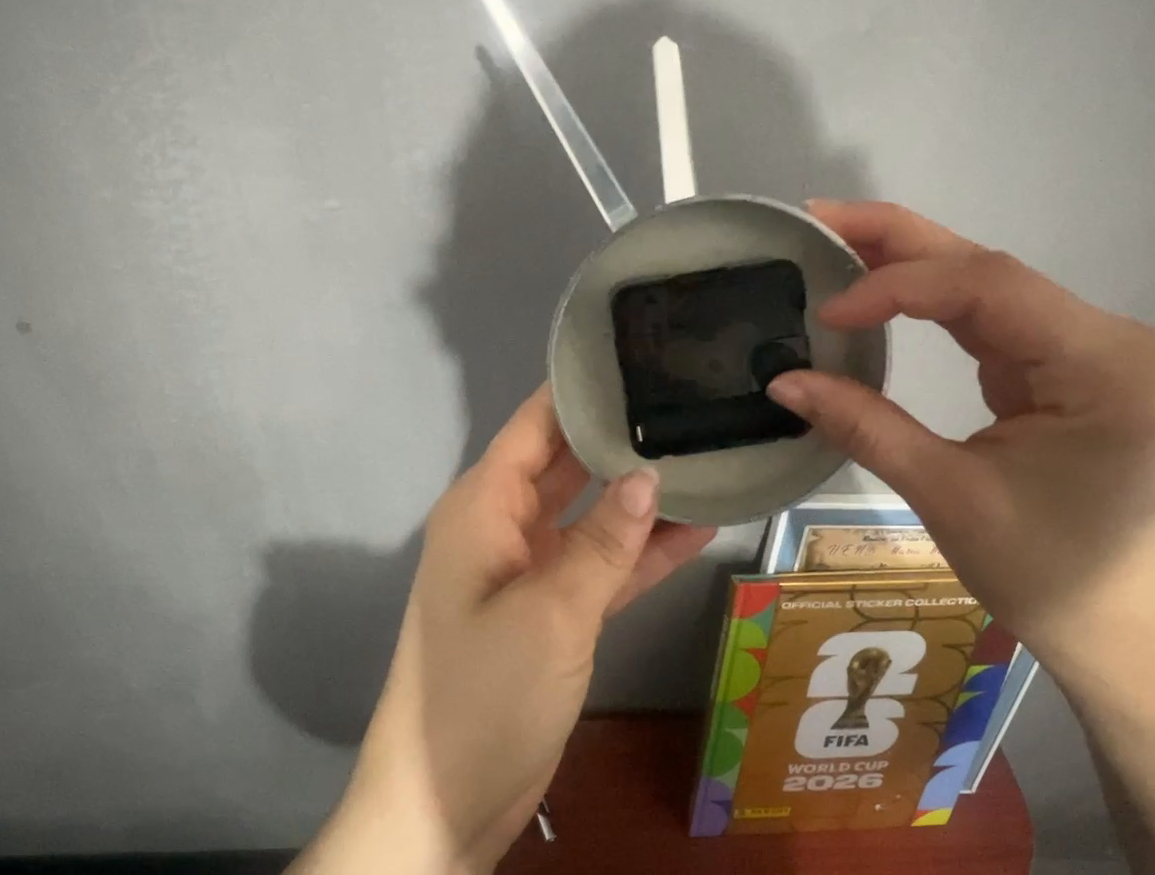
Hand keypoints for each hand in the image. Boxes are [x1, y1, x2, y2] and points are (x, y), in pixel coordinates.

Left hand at [294, 387, 714, 874]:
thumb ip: (602, 542)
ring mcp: (529, 572)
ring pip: (590, 517)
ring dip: (640, 497)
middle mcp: (503, 526)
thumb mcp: (550, 611)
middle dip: (619, 437)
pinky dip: (640, 552)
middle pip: (566, 464)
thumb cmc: (484, 690)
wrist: (446, 799)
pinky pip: (601, 567)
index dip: (579, 391)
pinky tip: (698, 528)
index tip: (637, 355)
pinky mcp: (552, 614)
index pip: (534, 425)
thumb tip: (647, 474)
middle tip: (688, 400)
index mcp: (483, 506)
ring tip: (708, 456)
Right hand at [766, 202, 1154, 677]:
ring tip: (837, 246)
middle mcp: (1114, 343)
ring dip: (914, 269)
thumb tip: (782, 381)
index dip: (895, 285)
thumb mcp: (950, 498)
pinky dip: (937, 309)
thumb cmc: (1054, 578)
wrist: (1136, 643)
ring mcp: (1100, 357)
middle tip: (818, 218)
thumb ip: (865, 425)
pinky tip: (887, 295)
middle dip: (900, 241)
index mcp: (1106, 366)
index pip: (987, 288)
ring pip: (993, 293)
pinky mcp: (1078, 378)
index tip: (825, 313)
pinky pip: (999, 326)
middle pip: (992, 271)